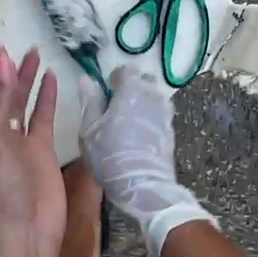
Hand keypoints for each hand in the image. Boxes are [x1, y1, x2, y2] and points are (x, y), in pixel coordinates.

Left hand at [0, 47, 64, 256]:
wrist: (23, 240)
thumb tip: (3, 59)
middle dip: (0, 72)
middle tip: (8, 46)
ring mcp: (16, 143)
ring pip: (19, 103)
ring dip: (24, 79)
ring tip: (34, 52)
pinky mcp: (40, 150)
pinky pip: (42, 117)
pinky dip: (46, 98)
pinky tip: (51, 77)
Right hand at [81, 67, 214, 256]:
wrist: (142, 186)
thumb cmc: (110, 155)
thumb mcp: (90, 129)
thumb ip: (90, 101)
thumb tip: (87, 79)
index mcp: (131, 90)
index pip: (127, 70)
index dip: (116, 77)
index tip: (108, 91)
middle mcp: (152, 96)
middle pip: (145, 80)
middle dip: (133, 86)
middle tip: (118, 103)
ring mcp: (164, 113)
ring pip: (155, 97)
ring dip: (143, 101)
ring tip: (129, 119)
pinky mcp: (170, 131)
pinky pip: (160, 114)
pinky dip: (151, 116)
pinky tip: (140, 133)